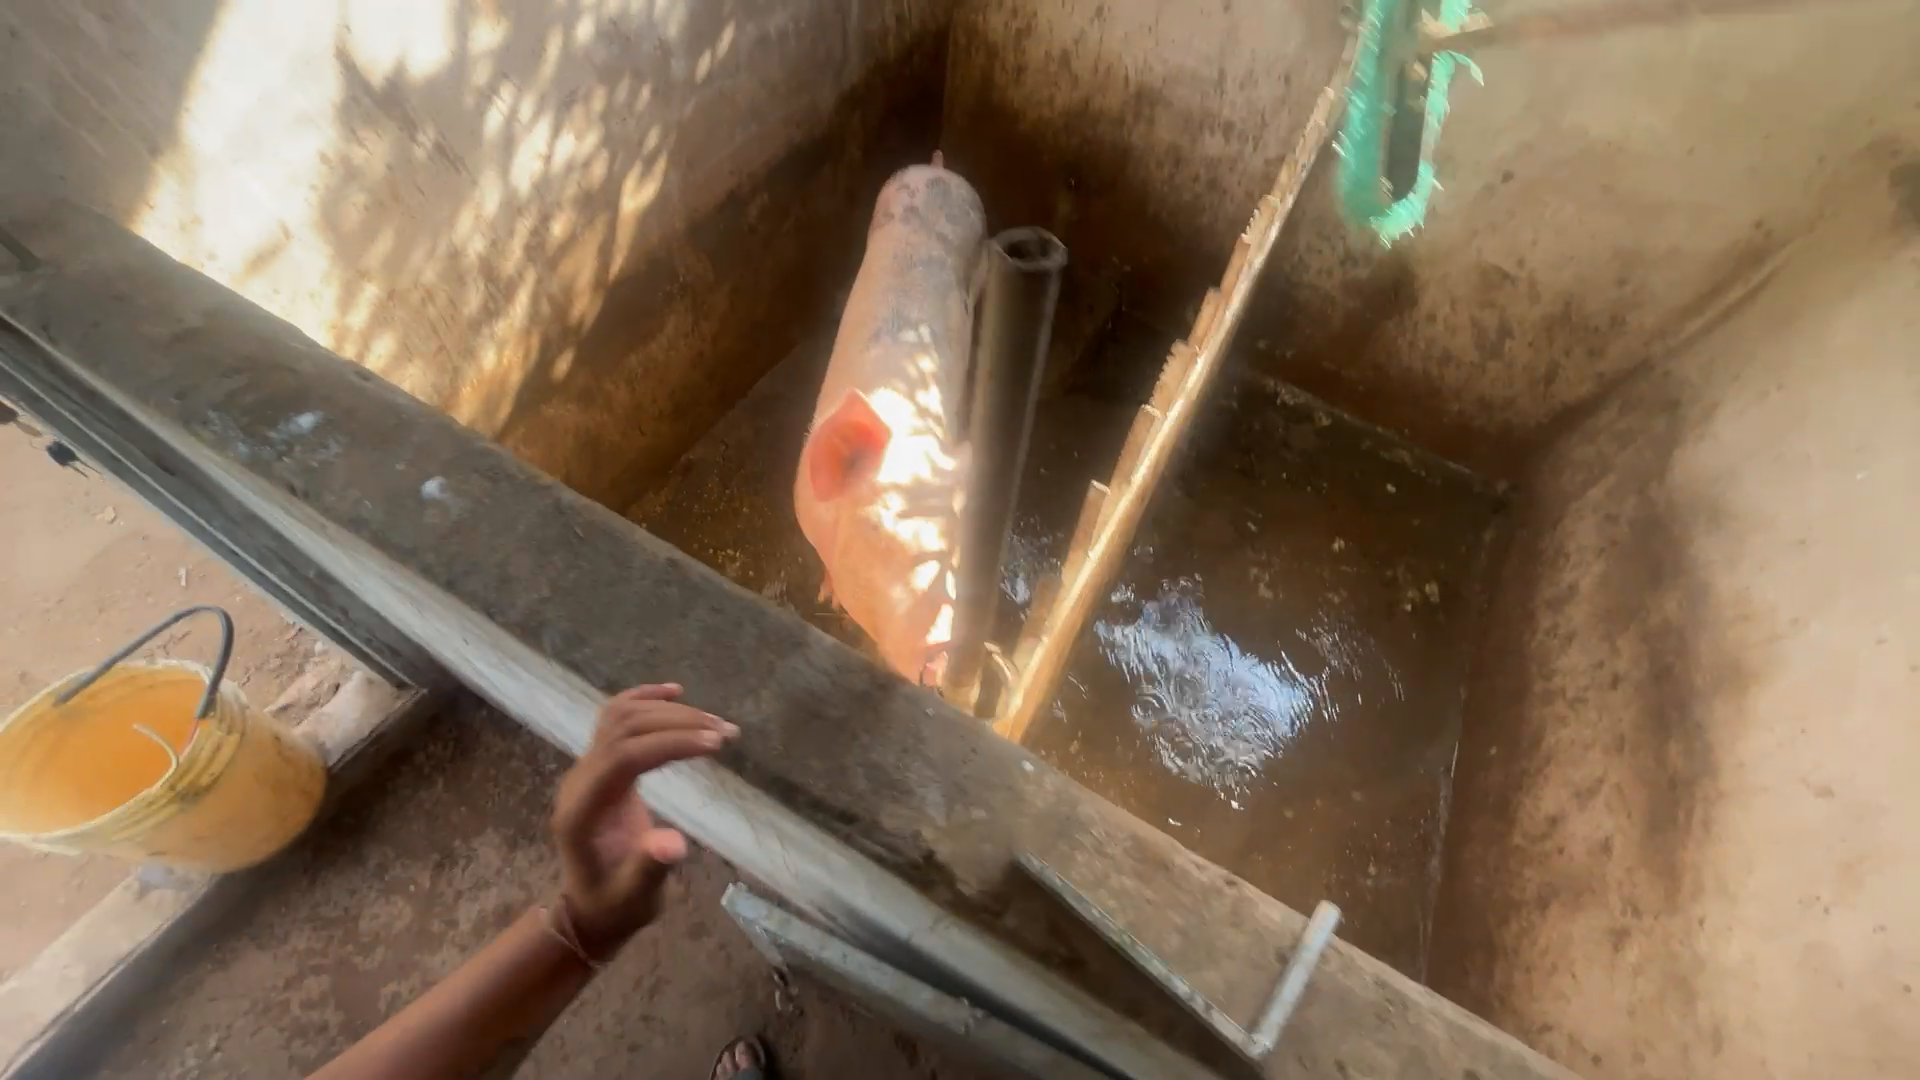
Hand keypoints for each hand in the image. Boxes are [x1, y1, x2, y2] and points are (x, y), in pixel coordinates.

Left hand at [550, 685, 736, 957]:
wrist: (591, 907)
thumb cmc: (616, 904)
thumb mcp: (636, 897)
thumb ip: (650, 868)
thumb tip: (672, 844)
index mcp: (582, 811)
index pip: (623, 756)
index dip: (669, 743)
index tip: (715, 744)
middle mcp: (579, 780)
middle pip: (624, 728)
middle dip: (679, 723)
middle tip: (726, 733)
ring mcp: (585, 768)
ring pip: (623, 716)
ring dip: (672, 712)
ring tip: (717, 723)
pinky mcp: (599, 763)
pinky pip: (616, 717)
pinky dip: (645, 698)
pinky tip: (675, 691)